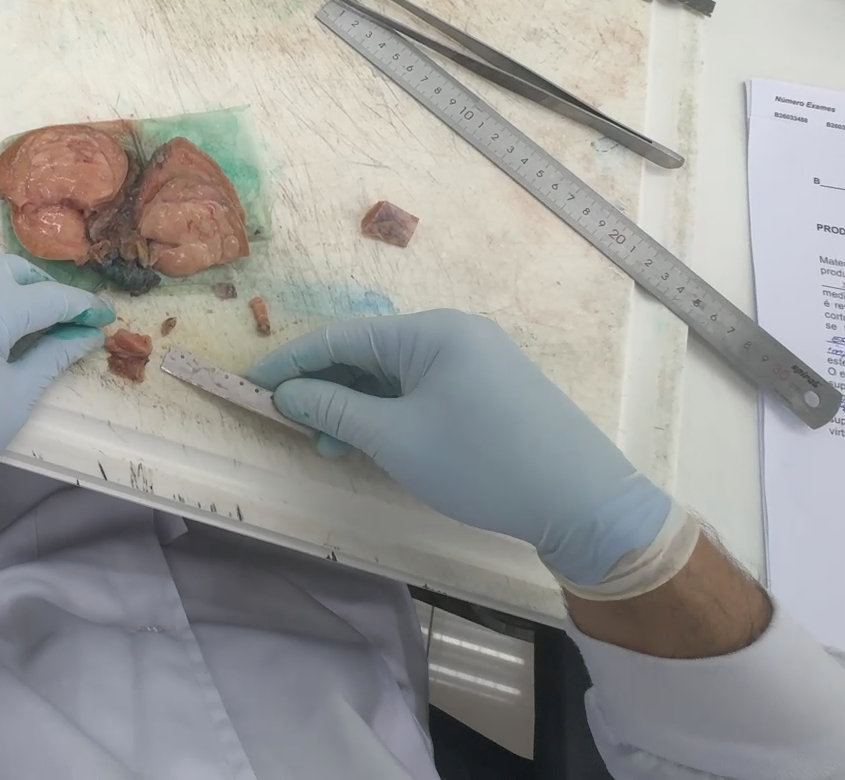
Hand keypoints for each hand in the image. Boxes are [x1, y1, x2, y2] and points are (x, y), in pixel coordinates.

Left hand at [0, 249, 113, 500]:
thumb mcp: (16, 397)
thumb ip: (55, 355)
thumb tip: (91, 333)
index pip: (48, 298)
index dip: (81, 306)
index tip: (103, 316)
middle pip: (13, 270)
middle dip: (43, 289)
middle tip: (63, 317)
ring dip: (1, 276)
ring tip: (15, 306)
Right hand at [247, 310, 669, 587]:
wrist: (591, 511)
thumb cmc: (483, 464)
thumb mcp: (393, 438)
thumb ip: (330, 409)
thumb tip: (285, 394)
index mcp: (430, 332)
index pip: (338, 338)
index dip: (289, 361)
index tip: (252, 382)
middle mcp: (451, 334)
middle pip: (363, 353)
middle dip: (323, 390)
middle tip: (293, 425)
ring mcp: (472, 359)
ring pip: (388, 374)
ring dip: (353, 407)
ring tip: (332, 447)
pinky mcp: (485, 387)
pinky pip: (416, 389)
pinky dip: (385, 412)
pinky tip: (370, 442)